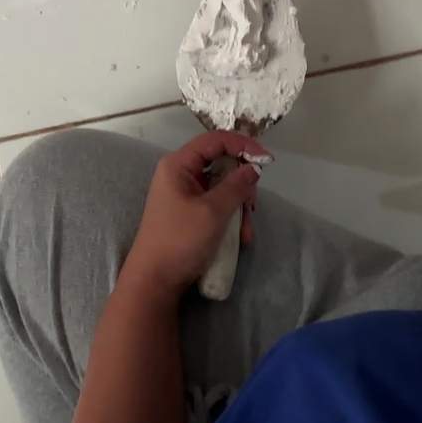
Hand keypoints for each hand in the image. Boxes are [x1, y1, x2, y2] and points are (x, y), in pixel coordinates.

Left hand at [119, 130, 268, 300]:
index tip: (266, 160)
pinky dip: (230, 218)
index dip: (242, 145)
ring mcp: (185, 195)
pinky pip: (217, 206)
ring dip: (239, 207)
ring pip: (222, 188)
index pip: (215, 140)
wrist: (155, 282)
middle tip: (252, 205)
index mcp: (178, 165)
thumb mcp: (213, 212)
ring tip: (246, 232)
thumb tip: (253, 168)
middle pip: (221, 164)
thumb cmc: (180, 241)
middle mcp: (180, 174)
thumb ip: (236, 186)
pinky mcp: (190, 213)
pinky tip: (240, 239)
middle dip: (242, 185)